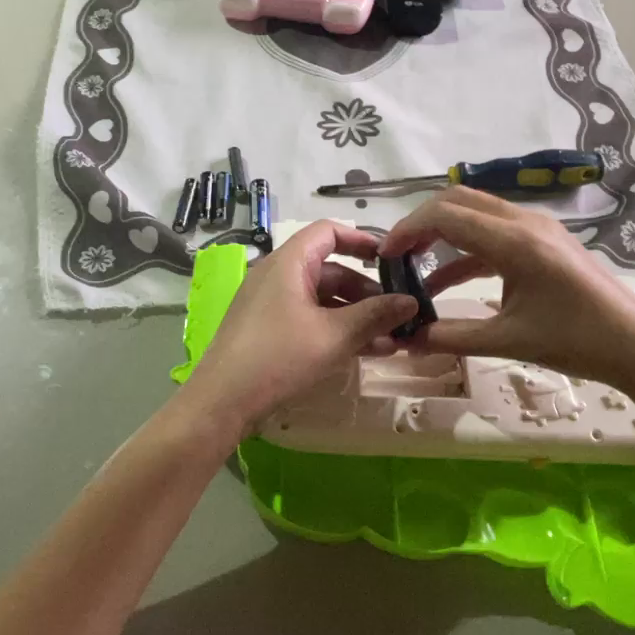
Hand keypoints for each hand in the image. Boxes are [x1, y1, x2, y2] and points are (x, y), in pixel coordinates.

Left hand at [180, 221, 417, 442]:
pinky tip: (364, 352)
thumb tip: (411, 301)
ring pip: (322, 300)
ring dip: (356, 317)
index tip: (392, 260)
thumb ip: (375, 316)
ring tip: (391, 341)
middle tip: (400, 315)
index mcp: (288, 263)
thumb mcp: (334, 336)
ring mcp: (271, 305)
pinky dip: (336, 331)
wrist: (222, 401)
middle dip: (368, 292)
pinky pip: (310, 320)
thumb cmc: (278, 357)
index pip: (328, 232)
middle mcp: (278, 276)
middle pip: (330, 270)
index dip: (362, 241)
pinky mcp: (269, 331)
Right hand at [381, 187, 634, 397]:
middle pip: (457, 202)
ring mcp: (536, 229)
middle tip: (395, 256)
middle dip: (420, 224)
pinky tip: (444, 281)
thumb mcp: (507, 340)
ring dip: (441, 234)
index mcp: (514, 242)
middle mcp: (524, 223)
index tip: (384, 257)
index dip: (408, 231)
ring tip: (413, 268)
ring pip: (475, 213)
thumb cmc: (575, 341)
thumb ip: (451, 336)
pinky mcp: (543, 242)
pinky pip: (492, 233)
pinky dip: (464, 250)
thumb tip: (407, 339)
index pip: (446, 216)